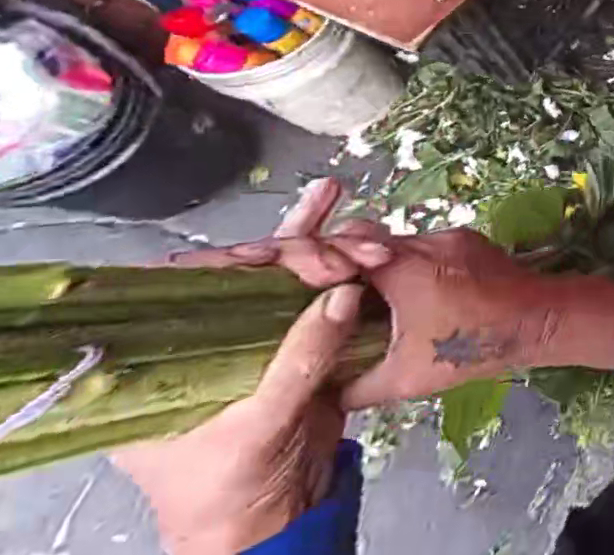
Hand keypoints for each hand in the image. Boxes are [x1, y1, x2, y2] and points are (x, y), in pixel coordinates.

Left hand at [116, 180, 386, 554]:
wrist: (276, 511)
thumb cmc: (235, 483)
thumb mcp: (264, 424)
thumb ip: (301, 360)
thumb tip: (345, 292)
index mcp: (162, 363)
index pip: (182, 291)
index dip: (233, 264)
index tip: (288, 259)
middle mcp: (204, 336)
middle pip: (244, 270)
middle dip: (298, 249)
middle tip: (343, 256)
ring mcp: (257, 329)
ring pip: (283, 266)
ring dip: (321, 237)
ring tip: (349, 209)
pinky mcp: (302, 329)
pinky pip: (318, 280)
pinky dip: (333, 245)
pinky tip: (342, 205)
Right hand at [331, 225, 613, 409]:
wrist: (543, 318)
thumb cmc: (474, 347)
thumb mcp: (401, 379)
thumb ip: (347, 385)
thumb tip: (308, 391)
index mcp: (407, 266)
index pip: (338, 246)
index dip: (304, 261)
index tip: (278, 283)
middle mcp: (429, 241)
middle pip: (364, 238)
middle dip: (331, 262)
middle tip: (307, 293)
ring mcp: (453, 237)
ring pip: (394, 241)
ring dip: (369, 264)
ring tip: (344, 299)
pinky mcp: (469, 242)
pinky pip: (421, 246)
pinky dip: (399, 264)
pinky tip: (389, 294)